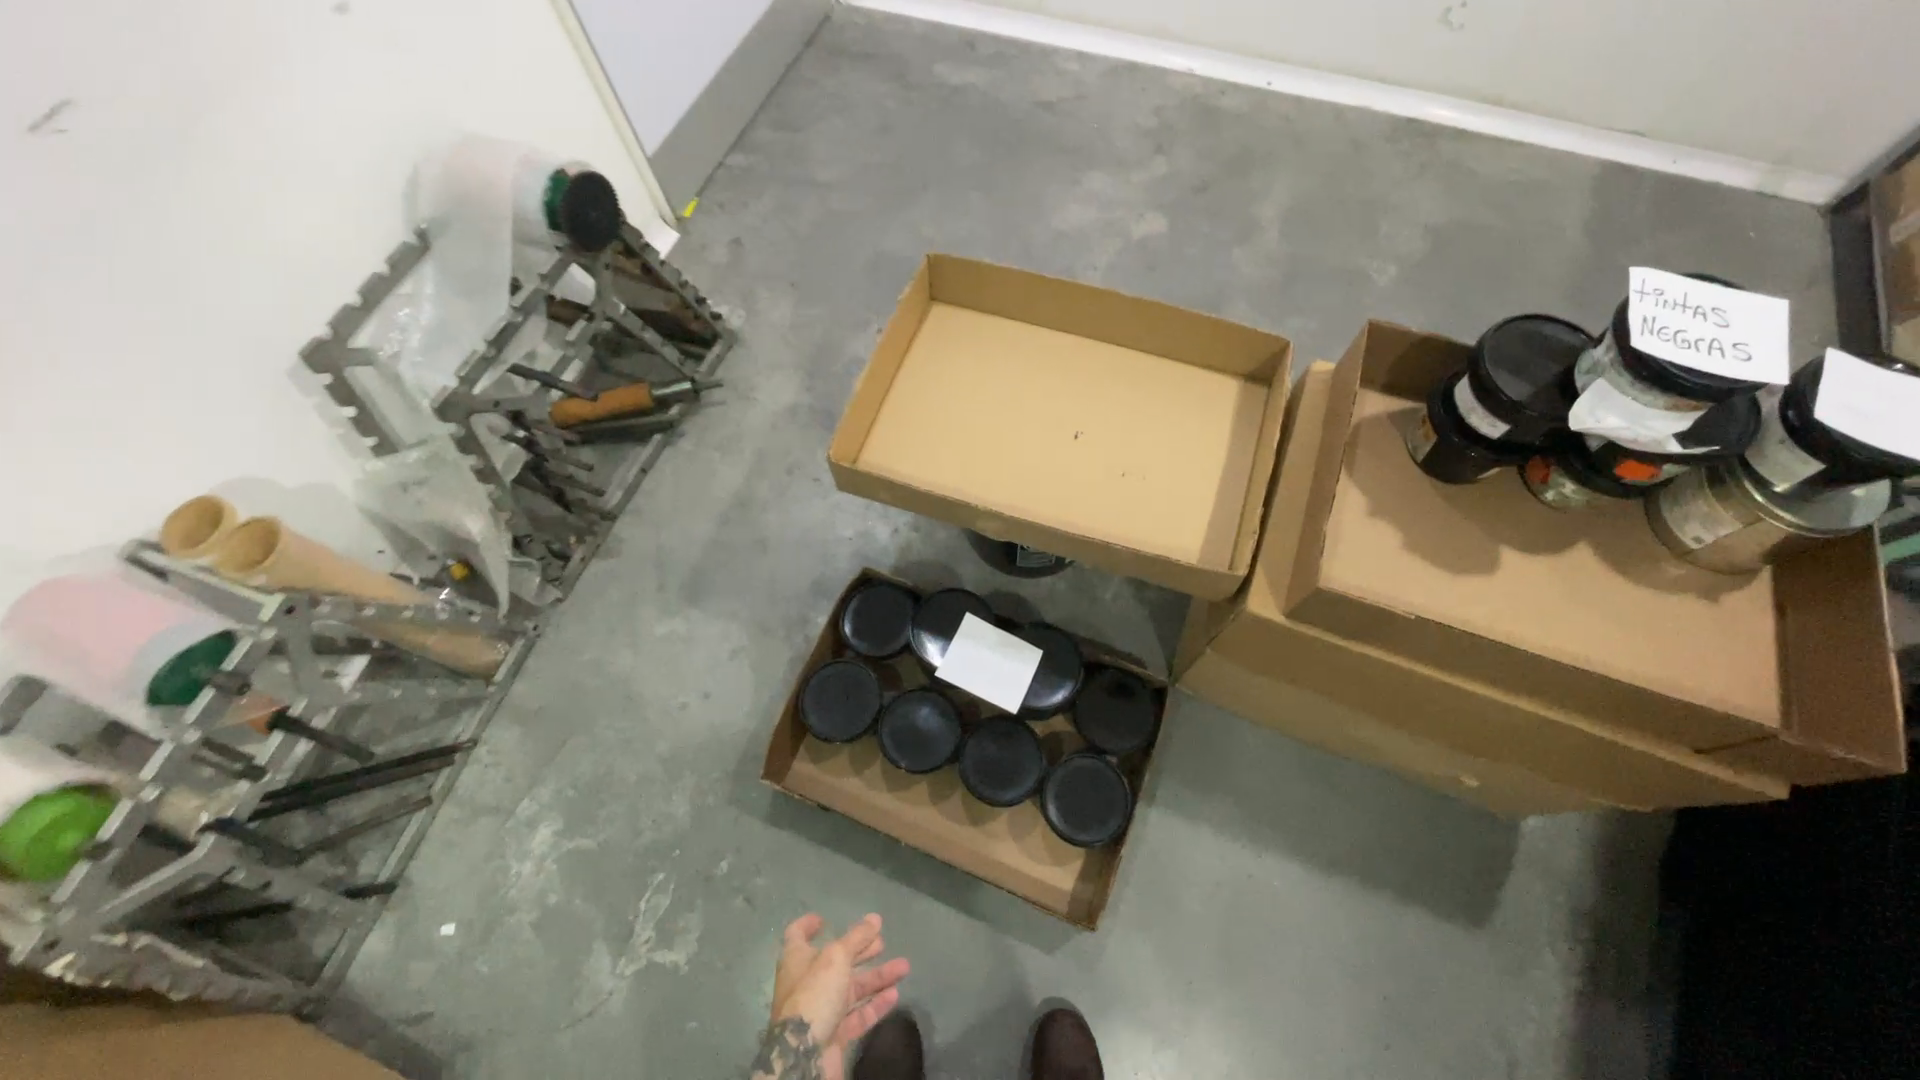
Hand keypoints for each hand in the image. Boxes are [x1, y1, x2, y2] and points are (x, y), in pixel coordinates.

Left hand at [757, 913, 909, 1079]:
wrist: (803, 1054)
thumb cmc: (814, 994)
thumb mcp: (836, 957)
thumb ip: (857, 937)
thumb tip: (875, 918)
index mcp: (797, 960)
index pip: (797, 935)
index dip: (808, 925)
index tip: (825, 919)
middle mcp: (807, 983)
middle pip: (835, 962)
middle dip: (859, 951)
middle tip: (882, 941)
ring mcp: (821, 1010)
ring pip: (852, 989)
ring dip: (877, 977)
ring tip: (903, 966)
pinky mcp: (834, 1034)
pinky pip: (857, 1015)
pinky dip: (875, 1004)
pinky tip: (894, 994)